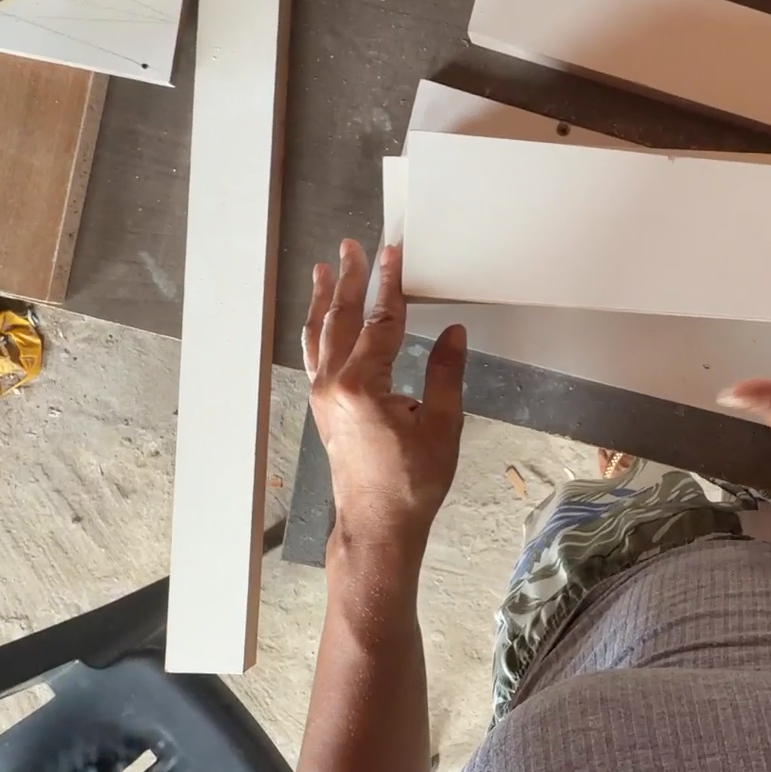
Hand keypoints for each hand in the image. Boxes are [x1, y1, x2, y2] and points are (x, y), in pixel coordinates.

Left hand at [304, 239, 466, 548]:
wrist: (378, 523)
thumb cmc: (413, 481)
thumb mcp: (443, 425)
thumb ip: (446, 373)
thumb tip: (454, 332)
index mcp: (363, 385)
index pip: (381, 322)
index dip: (390, 285)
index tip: (393, 254)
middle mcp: (333, 385)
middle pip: (342, 320)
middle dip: (349, 280)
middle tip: (353, 248)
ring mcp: (323, 396)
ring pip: (320, 335)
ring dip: (325, 300)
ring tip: (324, 270)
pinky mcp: (323, 408)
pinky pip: (316, 356)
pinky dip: (318, 330)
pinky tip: (322, 322)